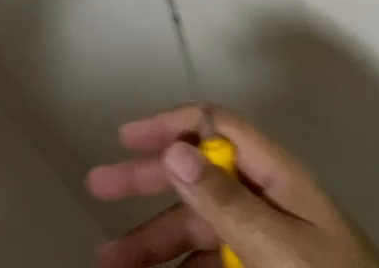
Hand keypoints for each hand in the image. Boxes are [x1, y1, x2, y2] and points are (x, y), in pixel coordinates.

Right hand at [86, 103, 378, 267]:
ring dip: (151, 240)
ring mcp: (263, 241)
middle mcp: (265, 202)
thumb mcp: (279, 246)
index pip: (216, 127)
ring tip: (112, 261)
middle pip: (195, 177)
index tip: (126, 137)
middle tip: (99, 188)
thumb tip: (175, 149)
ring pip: (194, 227)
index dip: (170, 124)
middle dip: (145, 182)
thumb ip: (226, 200)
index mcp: (276, 179)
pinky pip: (208, 263)